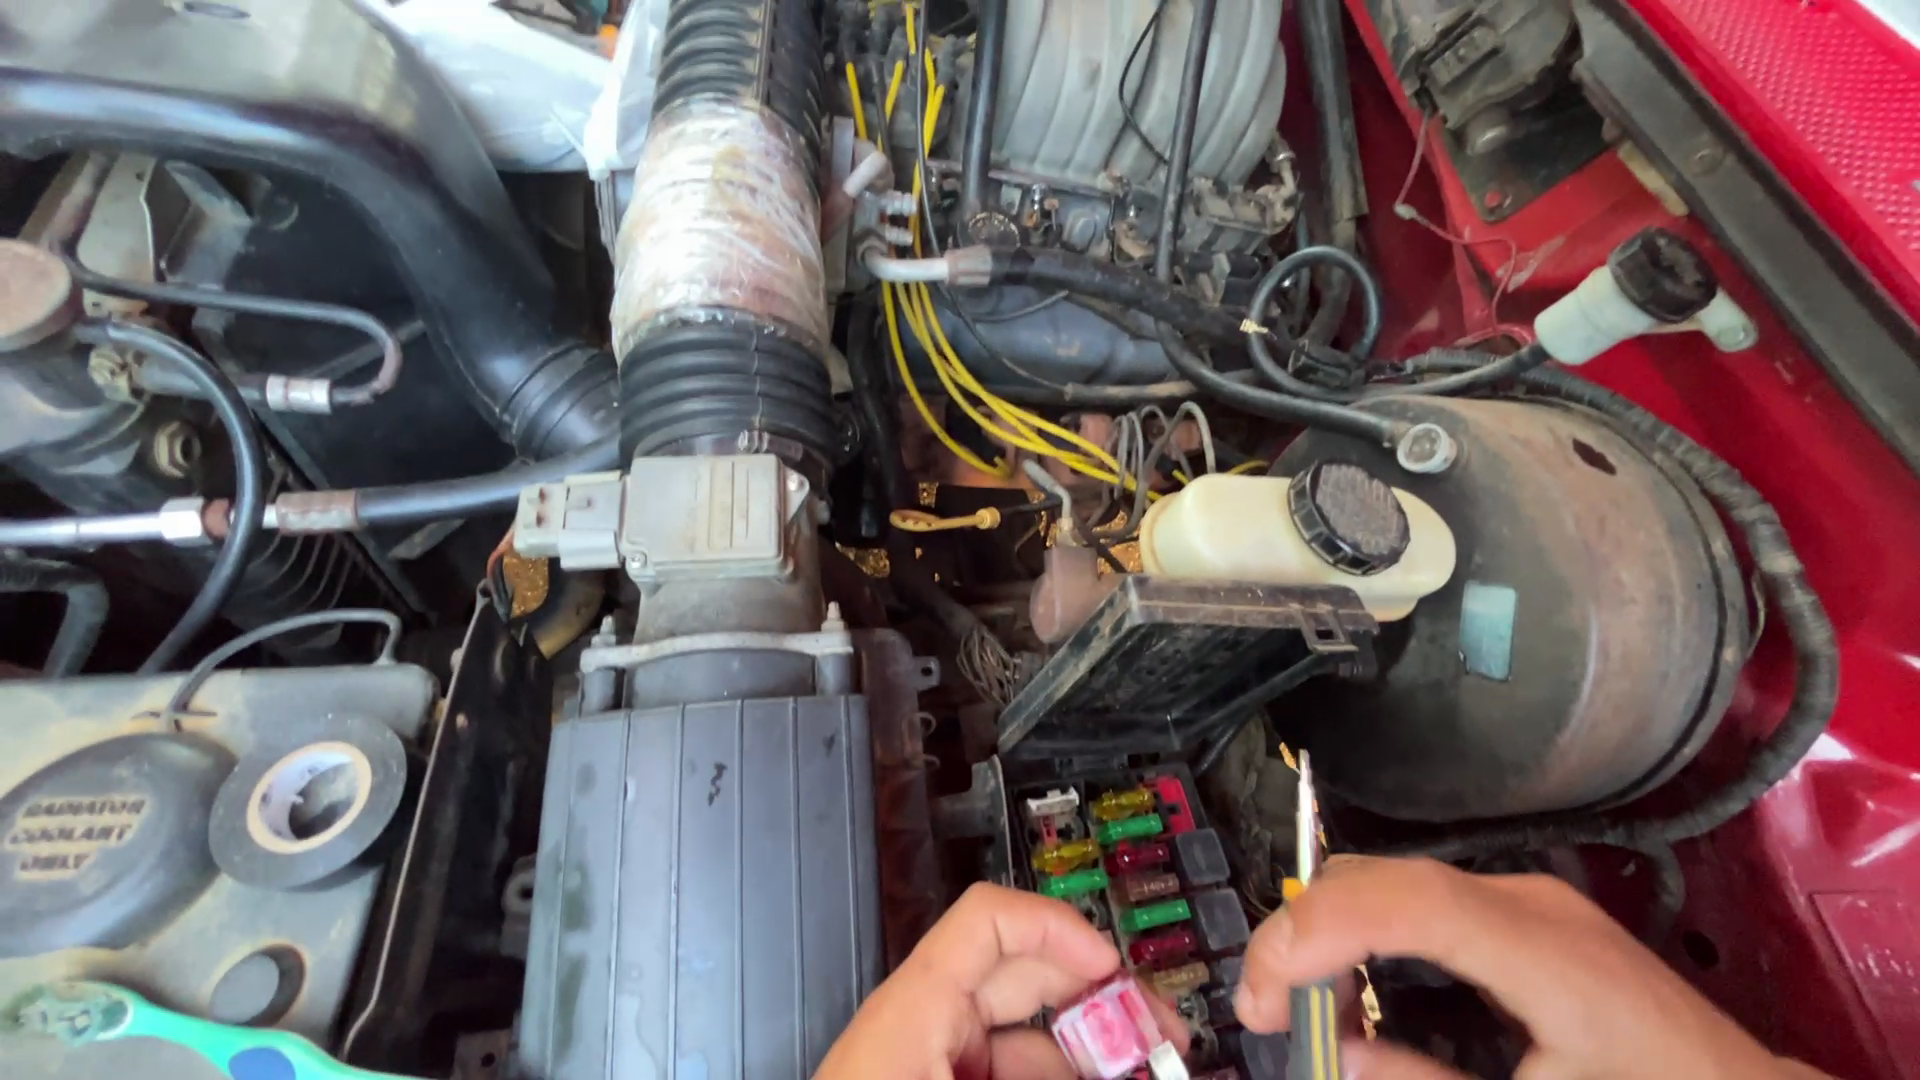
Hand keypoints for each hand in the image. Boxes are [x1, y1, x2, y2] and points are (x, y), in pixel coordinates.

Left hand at [815, 882, 1185, 1079]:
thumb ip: (1053, 1074)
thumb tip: (1133, 1072)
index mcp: (917, 1007)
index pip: (990, 920)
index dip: (1058, 928)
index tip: (1115, 971)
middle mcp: (927, 1020)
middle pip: (1023, 975)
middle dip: (1096, 999)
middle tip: (1162, 1038)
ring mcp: (934, 1059)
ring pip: (1026, 1034)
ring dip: (1086, 1051)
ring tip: (1144, 1070)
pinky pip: (1010, 1069)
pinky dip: (1055, 1077)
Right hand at [1234, 855, 1812, 1079]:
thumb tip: (1338, 1054)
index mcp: (1545, 951)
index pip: (1405, 901)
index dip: (1319, 931)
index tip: (1266, 995)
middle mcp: (1521, 901)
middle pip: (1376, 880)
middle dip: (1301, 936)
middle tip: (1264, 1009)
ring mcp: (1515, 899)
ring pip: (1381, 883)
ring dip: (1324, 936)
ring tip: (1302, 1008)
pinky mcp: (1509, 914)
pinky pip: (1406, 903)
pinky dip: (1359, 938)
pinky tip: (1351, 988)